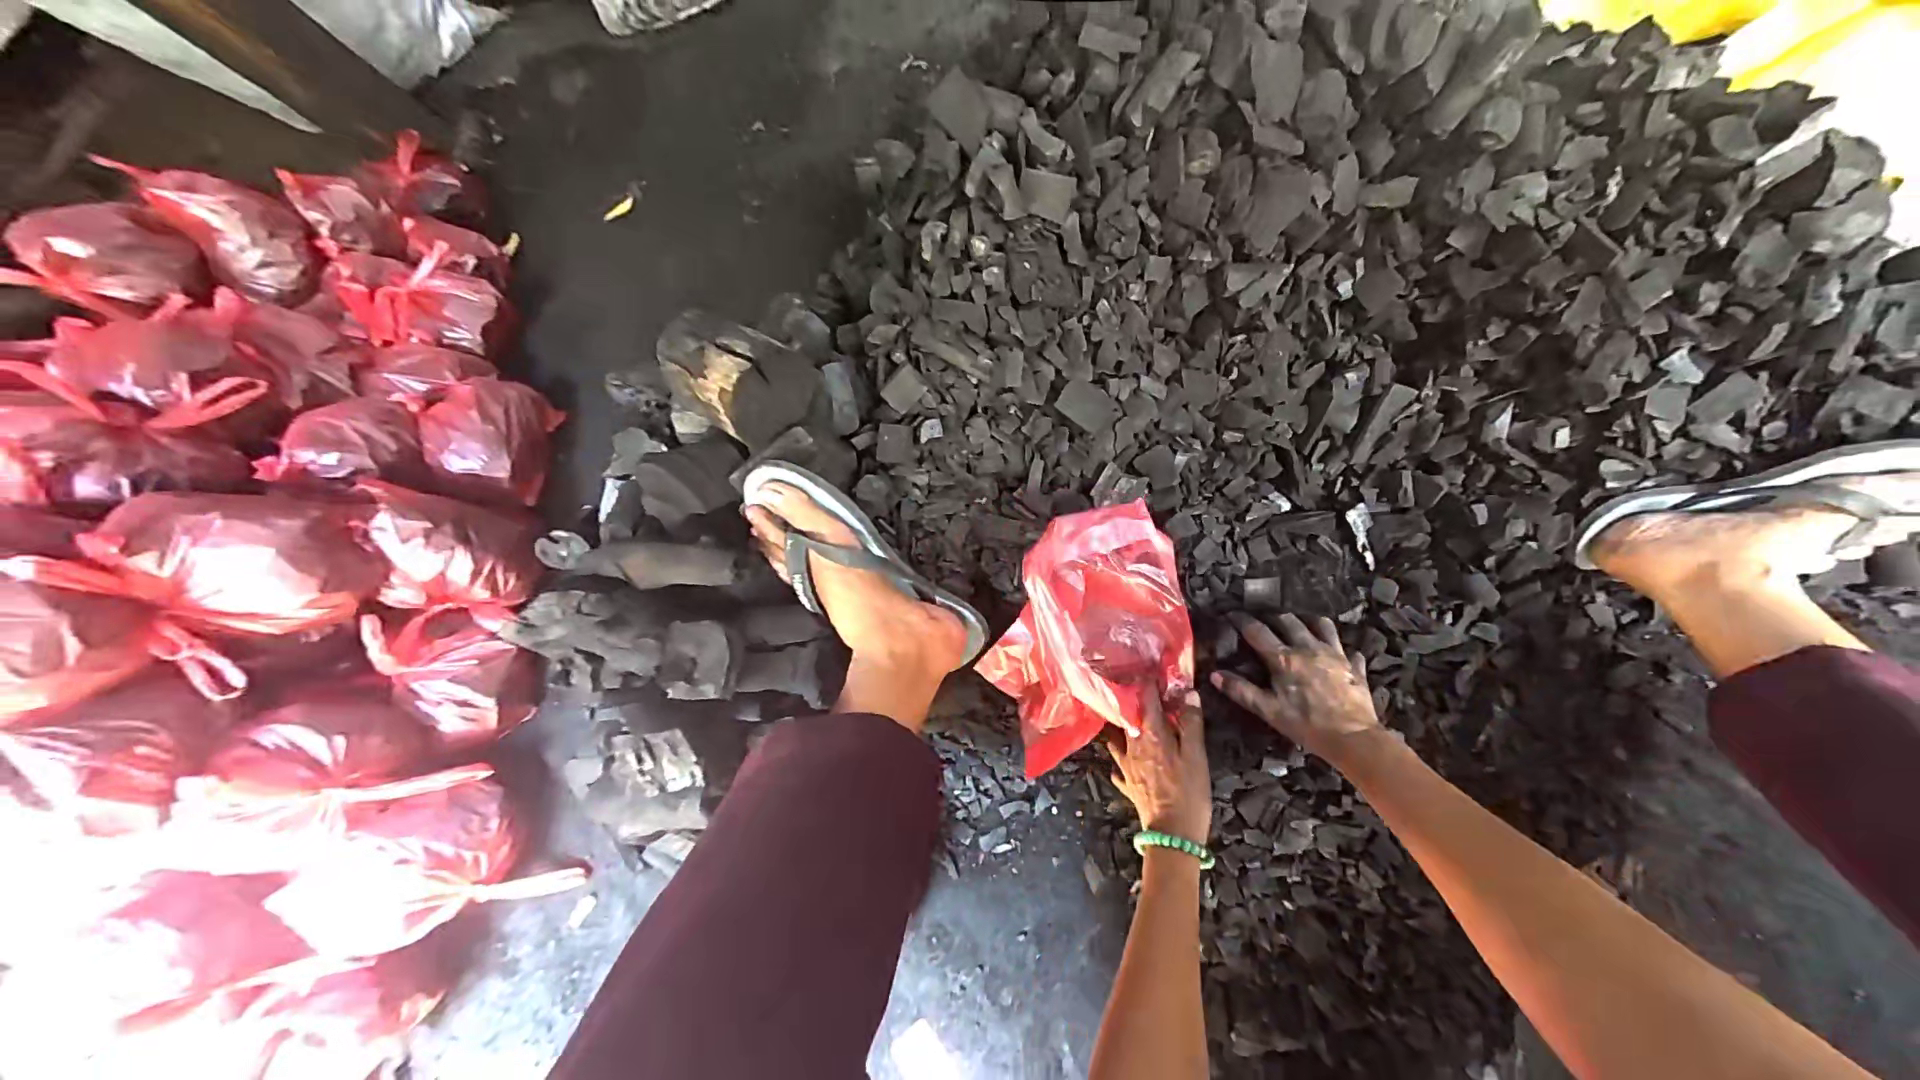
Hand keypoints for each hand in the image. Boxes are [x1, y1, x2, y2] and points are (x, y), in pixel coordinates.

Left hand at [1108, 691, 1211, 843]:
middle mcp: (1133, 745)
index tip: (1150, 671)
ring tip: (1128, 721)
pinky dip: (1122, 758)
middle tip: (1138, 693)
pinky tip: (1124, 759)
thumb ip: (1191, 723)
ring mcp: (1126, 766)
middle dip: (1133, 703)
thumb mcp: (1197, 756)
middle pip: (1129, 718)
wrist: (1171, 834)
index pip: (1146, 701)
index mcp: (1151, 735)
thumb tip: (1188, 693)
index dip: (1149, 684)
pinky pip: (1119, 766)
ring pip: (1118, 740)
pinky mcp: (1126, 783)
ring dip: (1122, 728)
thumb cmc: (1188, 792)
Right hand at [1211, 612, 1387, 763]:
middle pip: (1288, 620)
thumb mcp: (1268, 711)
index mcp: (1284, 658)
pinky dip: (1339, 647)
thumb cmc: (1306, 724)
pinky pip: (1347, 649)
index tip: (1231, 614)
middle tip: (1264, 619)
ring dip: (1308, 621)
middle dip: (1273, 616)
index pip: (1257, 631)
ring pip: (1322, 625)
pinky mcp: (1354, 666)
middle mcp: (1309, 648)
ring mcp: (1335, 654)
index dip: (1241, 620)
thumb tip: (1215, 675)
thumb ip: (1241, 691)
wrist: (1354, 738)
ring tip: (1300, 624)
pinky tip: (1335, 653)